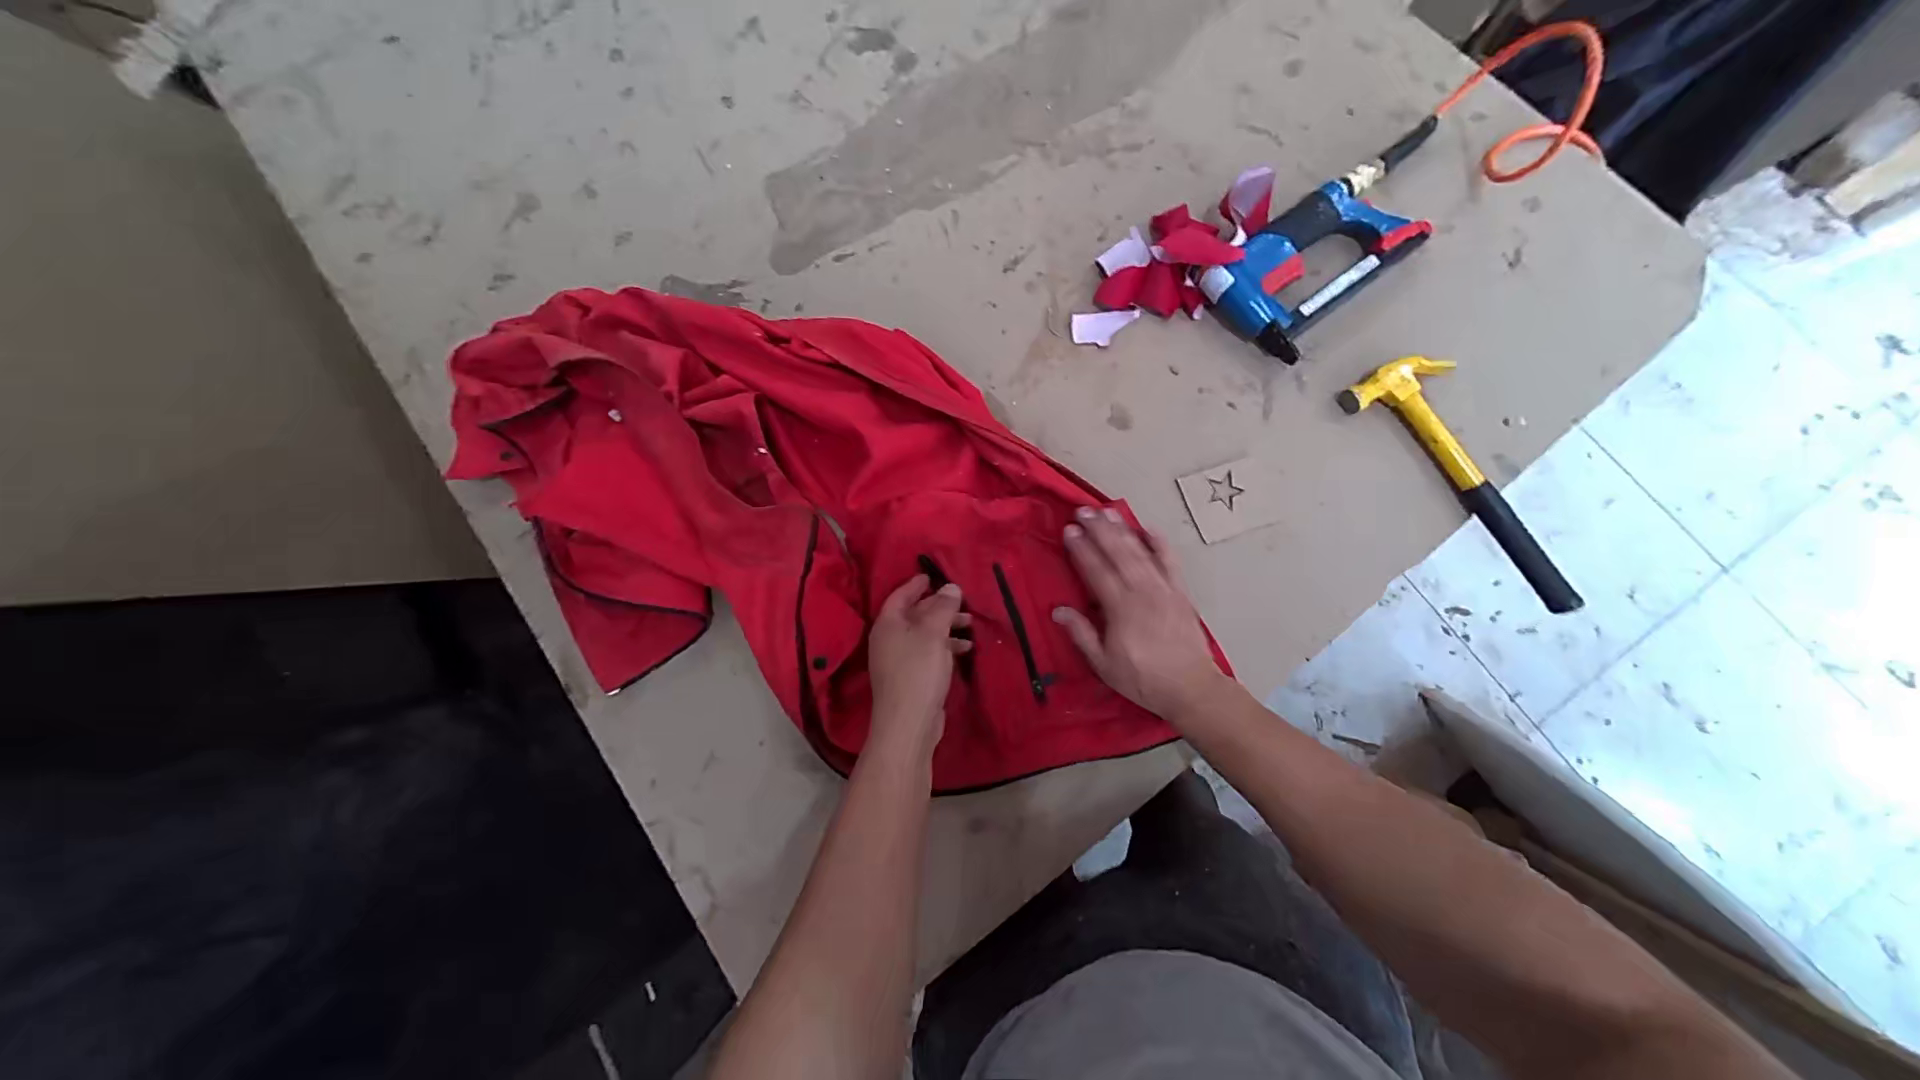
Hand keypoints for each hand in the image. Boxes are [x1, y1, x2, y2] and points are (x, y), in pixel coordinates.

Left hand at [866, 574, 971, 760]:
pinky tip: (965, 649)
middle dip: (938, 607)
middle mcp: (889, 639)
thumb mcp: (933, 633)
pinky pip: (929, 652)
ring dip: (946, 627)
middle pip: (914, 614)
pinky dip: (945, 646)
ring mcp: (899, 660)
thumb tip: (951, 587)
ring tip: (970, 625)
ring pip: (924, 634)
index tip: (931, 576)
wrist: (908, 723)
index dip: (915, 584)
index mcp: (888, 624)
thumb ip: (943, 608)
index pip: (900, 596)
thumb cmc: (918, 671)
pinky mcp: (911, 678)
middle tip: (962, 602)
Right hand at [1053, 507, 1231, 723]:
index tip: (1069, 531)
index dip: (1081, 549)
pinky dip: (1160, 543)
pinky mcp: (1181, 593)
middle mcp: (1143, 592)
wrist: (1191, 688)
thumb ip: (1082, 634)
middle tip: (1084, 510)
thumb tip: (1059, 611)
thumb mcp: (1104, 664)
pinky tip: (1148, 529)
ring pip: (1141, 552)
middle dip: (1099, 530)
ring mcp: (1164, 589)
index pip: (1096, 571)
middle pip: (1118, 553)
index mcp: (1120, 609)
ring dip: (1123, 530)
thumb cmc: (1143, 680)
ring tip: (1108, 512)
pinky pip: (1170, 561)